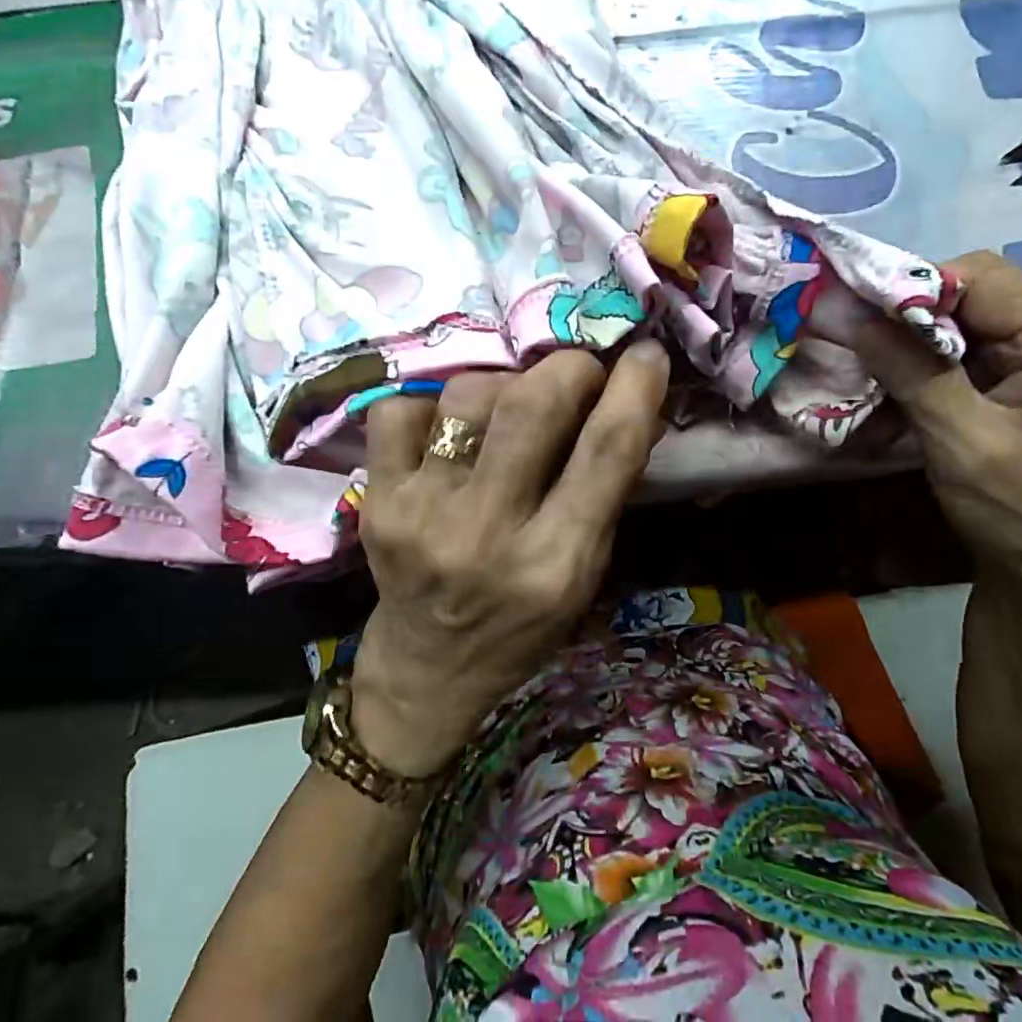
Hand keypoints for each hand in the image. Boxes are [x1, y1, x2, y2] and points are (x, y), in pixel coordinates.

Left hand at [350, 343, 670, 776]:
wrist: (429, 665)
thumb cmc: (520, 626)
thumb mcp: (583, 576)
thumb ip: (604, 494)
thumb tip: (625, 402)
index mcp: (554, 565)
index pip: (605, 452)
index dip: (635, 389)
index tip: (646, 356)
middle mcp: (486, 535)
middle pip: (531, 406)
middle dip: (568, 369)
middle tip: (578, 373)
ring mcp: (421, 514)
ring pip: (466, 396)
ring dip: (504, 383)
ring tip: (512, 406)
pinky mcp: (375, 502)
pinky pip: (397, 411)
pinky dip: (430, 405)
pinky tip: (446, 432)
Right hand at [849, 252, 1021, 581]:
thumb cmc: (1015, 509)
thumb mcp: (957, 439)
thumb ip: (910, 371)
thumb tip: (851, 316)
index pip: (984, 278)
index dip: (913, 288)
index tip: (853, 313)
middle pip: (976, 294)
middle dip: (909, 318)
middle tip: (856, 344)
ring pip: (965, 322)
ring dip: (912, 346)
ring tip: (870, 372)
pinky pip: (969, 352)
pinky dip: (925, 368)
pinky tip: (895, 392)